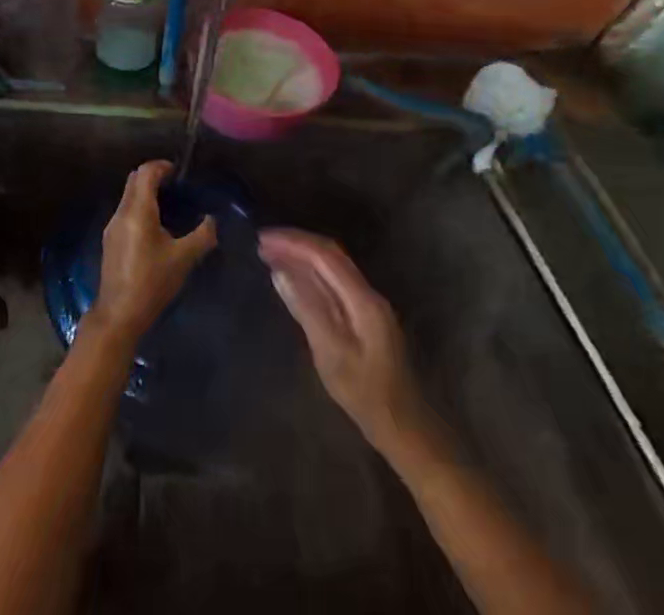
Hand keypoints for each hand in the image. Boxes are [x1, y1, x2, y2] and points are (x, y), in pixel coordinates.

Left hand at [87, 160, 216, 341]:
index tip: (179, 171)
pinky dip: (140, 207)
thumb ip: (202, 235)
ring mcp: (112, 226)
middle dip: (153, 176)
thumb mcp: (184, 258)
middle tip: (177, 185)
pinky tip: (157, 225)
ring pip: (128, 196)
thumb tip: (212, 220)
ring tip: (171, 204)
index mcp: (137, 212)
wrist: (120, 311)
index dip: (162, 166)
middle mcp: (121, 213)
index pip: (145, 173)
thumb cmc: (153, 282)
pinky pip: (125, 211)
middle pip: (133, 180)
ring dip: (146, 193)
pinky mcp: (110, 240)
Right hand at [258, 229, 433, 458]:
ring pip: (332, 267)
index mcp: (363, 300)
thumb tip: (279, 271)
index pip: (325, 255)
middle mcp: (368, 294)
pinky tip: (292, 279)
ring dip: (301, 256)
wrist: (402, 424)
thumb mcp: (330, 352)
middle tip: (261, 243)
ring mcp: (367, 305)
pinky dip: (309, 273)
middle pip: (330, 255)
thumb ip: (306, 308)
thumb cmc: (364, 392)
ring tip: (269, 255)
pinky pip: (333, 282)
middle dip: (296, 243)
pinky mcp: (363, 316)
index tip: (261, 239)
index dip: (292, 242)